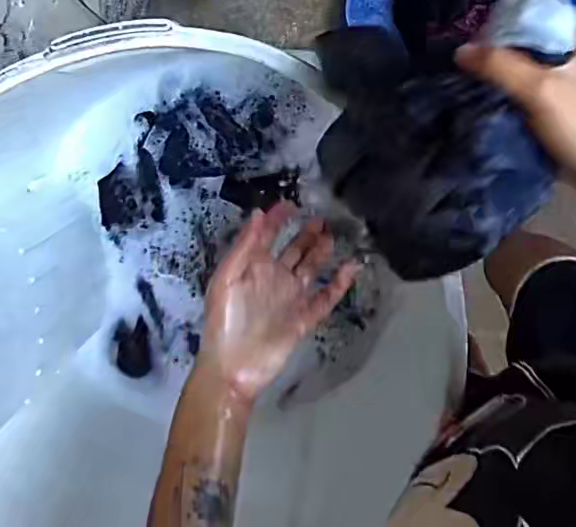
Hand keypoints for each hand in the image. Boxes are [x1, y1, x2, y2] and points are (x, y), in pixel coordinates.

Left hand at [197, 203, 359, 407]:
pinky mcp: (305, 317)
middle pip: (295, 250)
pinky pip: (326, 296)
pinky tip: (351, 267)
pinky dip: (340, 282)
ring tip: (332, 235)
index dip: (278, 219)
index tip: (291, 204)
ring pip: (311, 268)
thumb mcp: (226, 279)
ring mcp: (291, 297)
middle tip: (321, 218)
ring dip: (321, 251)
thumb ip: (244, 246)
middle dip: (307, 233)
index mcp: (254, 267)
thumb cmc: (224, 322)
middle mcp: (275, 278)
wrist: (232, 371)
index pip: (268, 236)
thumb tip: (258, 213)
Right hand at [455, 33, 575, 184]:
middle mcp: (568, 57)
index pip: (529, 20)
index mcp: (575, 41)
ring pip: (519, 69)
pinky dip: (503, 93)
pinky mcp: (551, 106)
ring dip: (496, 75)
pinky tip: (482, 97)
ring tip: (466, 75)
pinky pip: (520, 91)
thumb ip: (500, 65)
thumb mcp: (539, 89)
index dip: (499, 26)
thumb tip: (461, 50)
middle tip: (462, 58)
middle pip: (521, 45)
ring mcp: (560, 83)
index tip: (469, 36)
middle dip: (494, 52)